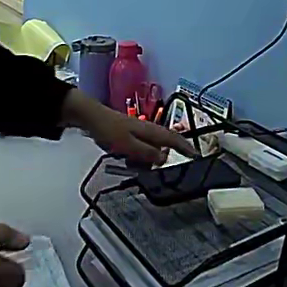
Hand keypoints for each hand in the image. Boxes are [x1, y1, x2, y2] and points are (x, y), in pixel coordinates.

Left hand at [62, 88, 195, 165]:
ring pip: (150, 148)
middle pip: (162, 146)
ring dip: (145, 159)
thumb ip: (146, 152)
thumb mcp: (128, 145)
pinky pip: (139, 148)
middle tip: (150, 169)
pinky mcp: (129, 134)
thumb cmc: (109, 130)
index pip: (173, 138)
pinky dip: (136, 156)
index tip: (196, 156)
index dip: (186, 147)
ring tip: (130, 164)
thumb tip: (164, 157)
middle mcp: (148, 130)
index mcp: (150, 130)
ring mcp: (138, 131)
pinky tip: (125, 159)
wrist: (90, 118)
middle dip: (160, 158)